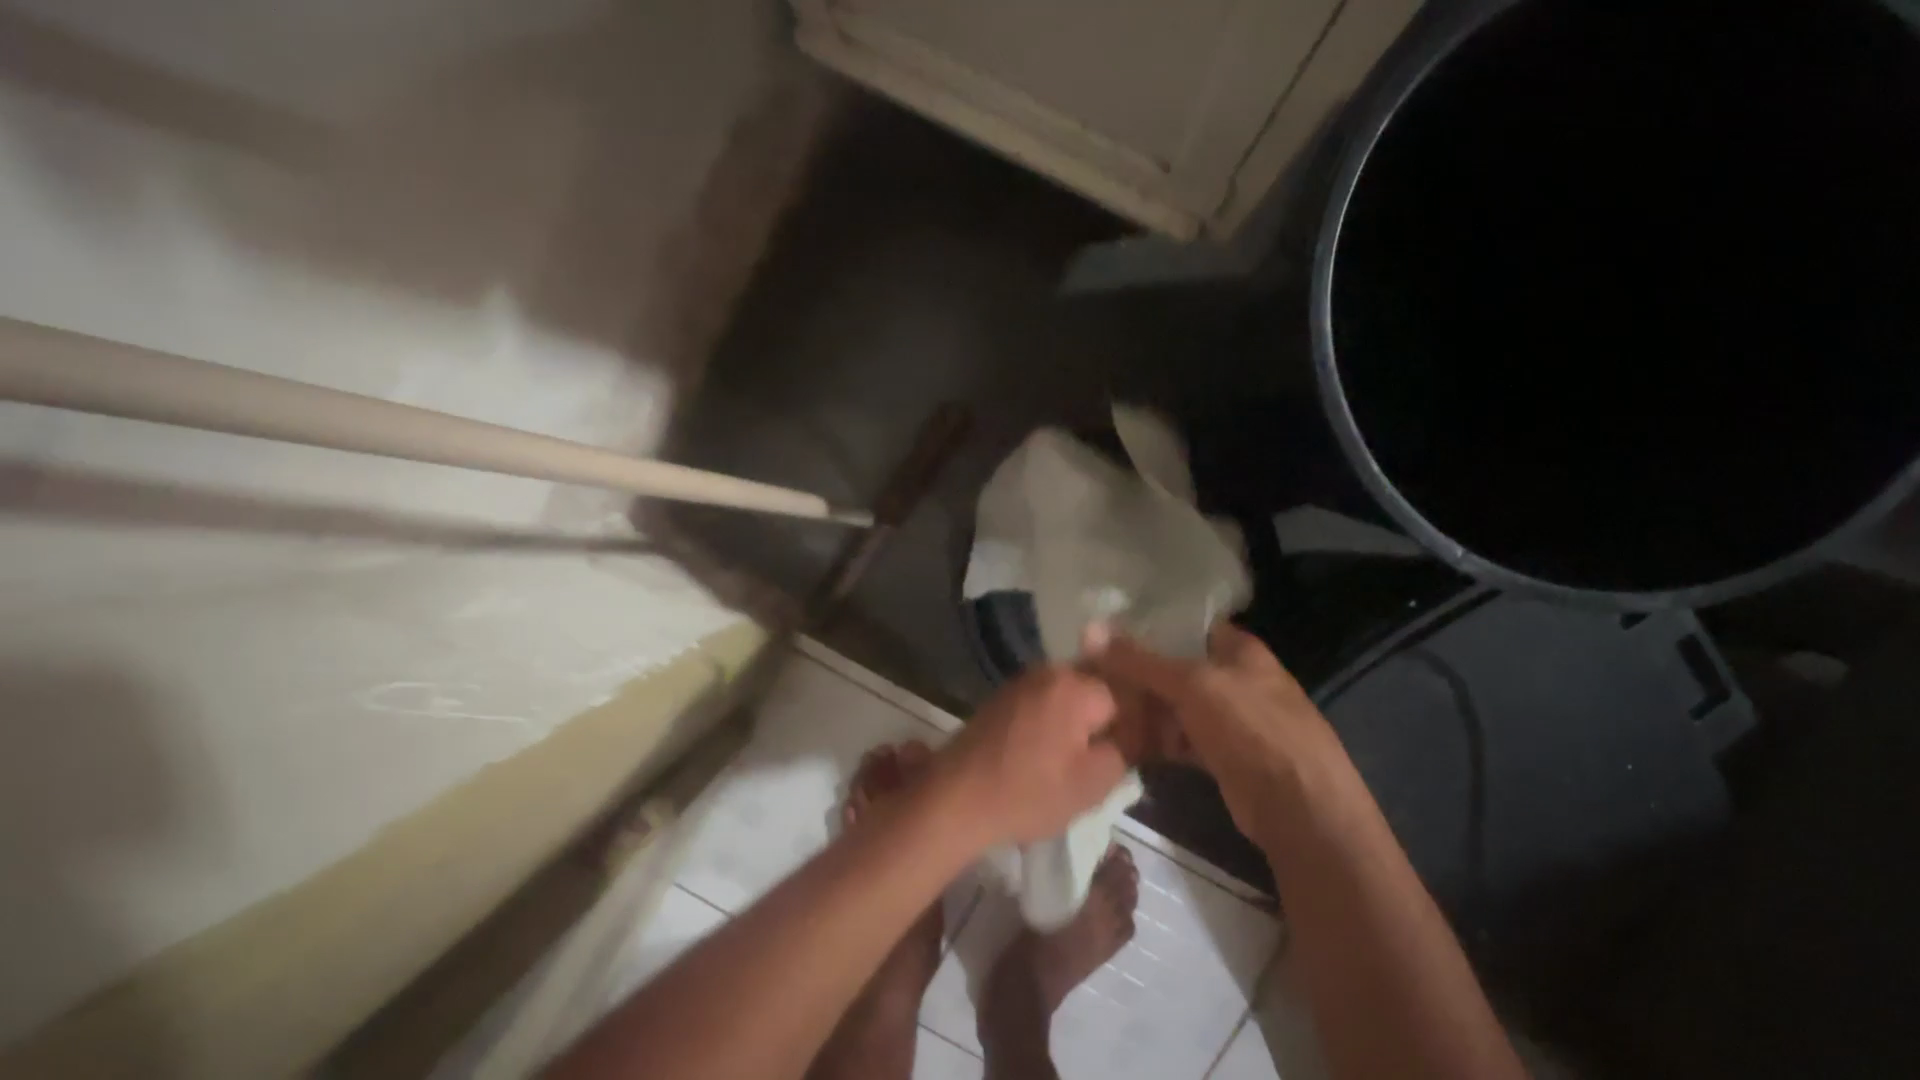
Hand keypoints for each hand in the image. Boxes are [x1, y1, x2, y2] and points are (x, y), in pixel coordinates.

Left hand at [931, 666, 1129, 846]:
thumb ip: (1124, 750)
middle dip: (1100, 726)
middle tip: (1096, 765)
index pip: (1125, 698)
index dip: (1129, 731)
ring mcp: (1019, 683)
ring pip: (1067, 702)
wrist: (955, 800)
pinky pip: (1041, 708)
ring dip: (1073, 728)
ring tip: (1068, 766)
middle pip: (1094, 694)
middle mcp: (1047, 672)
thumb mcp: (1092, 783)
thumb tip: (1130, 735)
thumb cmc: (1028, 793)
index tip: (1122, 759)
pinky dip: (1048, 729)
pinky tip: (1042, 759)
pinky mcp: (1000, 700)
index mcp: (1074, 686)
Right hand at [1090, 624, 1355, 843]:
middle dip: (1138, 674)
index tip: (1104, 633)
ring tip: (1099, 710)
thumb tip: (1089, 629)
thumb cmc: (1252, 729)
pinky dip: (1157, 740)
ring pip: (1176, 707)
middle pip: (1176, 668)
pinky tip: (1123, 743)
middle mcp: (1235, 679)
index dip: (1149, 627)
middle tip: (1091, 676)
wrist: (1299, 807)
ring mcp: (1230, 720)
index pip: (1188, 626)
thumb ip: (1141, 661)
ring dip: (1144, 710)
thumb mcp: (1193, 686)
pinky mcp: (1221, 755)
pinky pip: (1180, 740)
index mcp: (1240, 650)